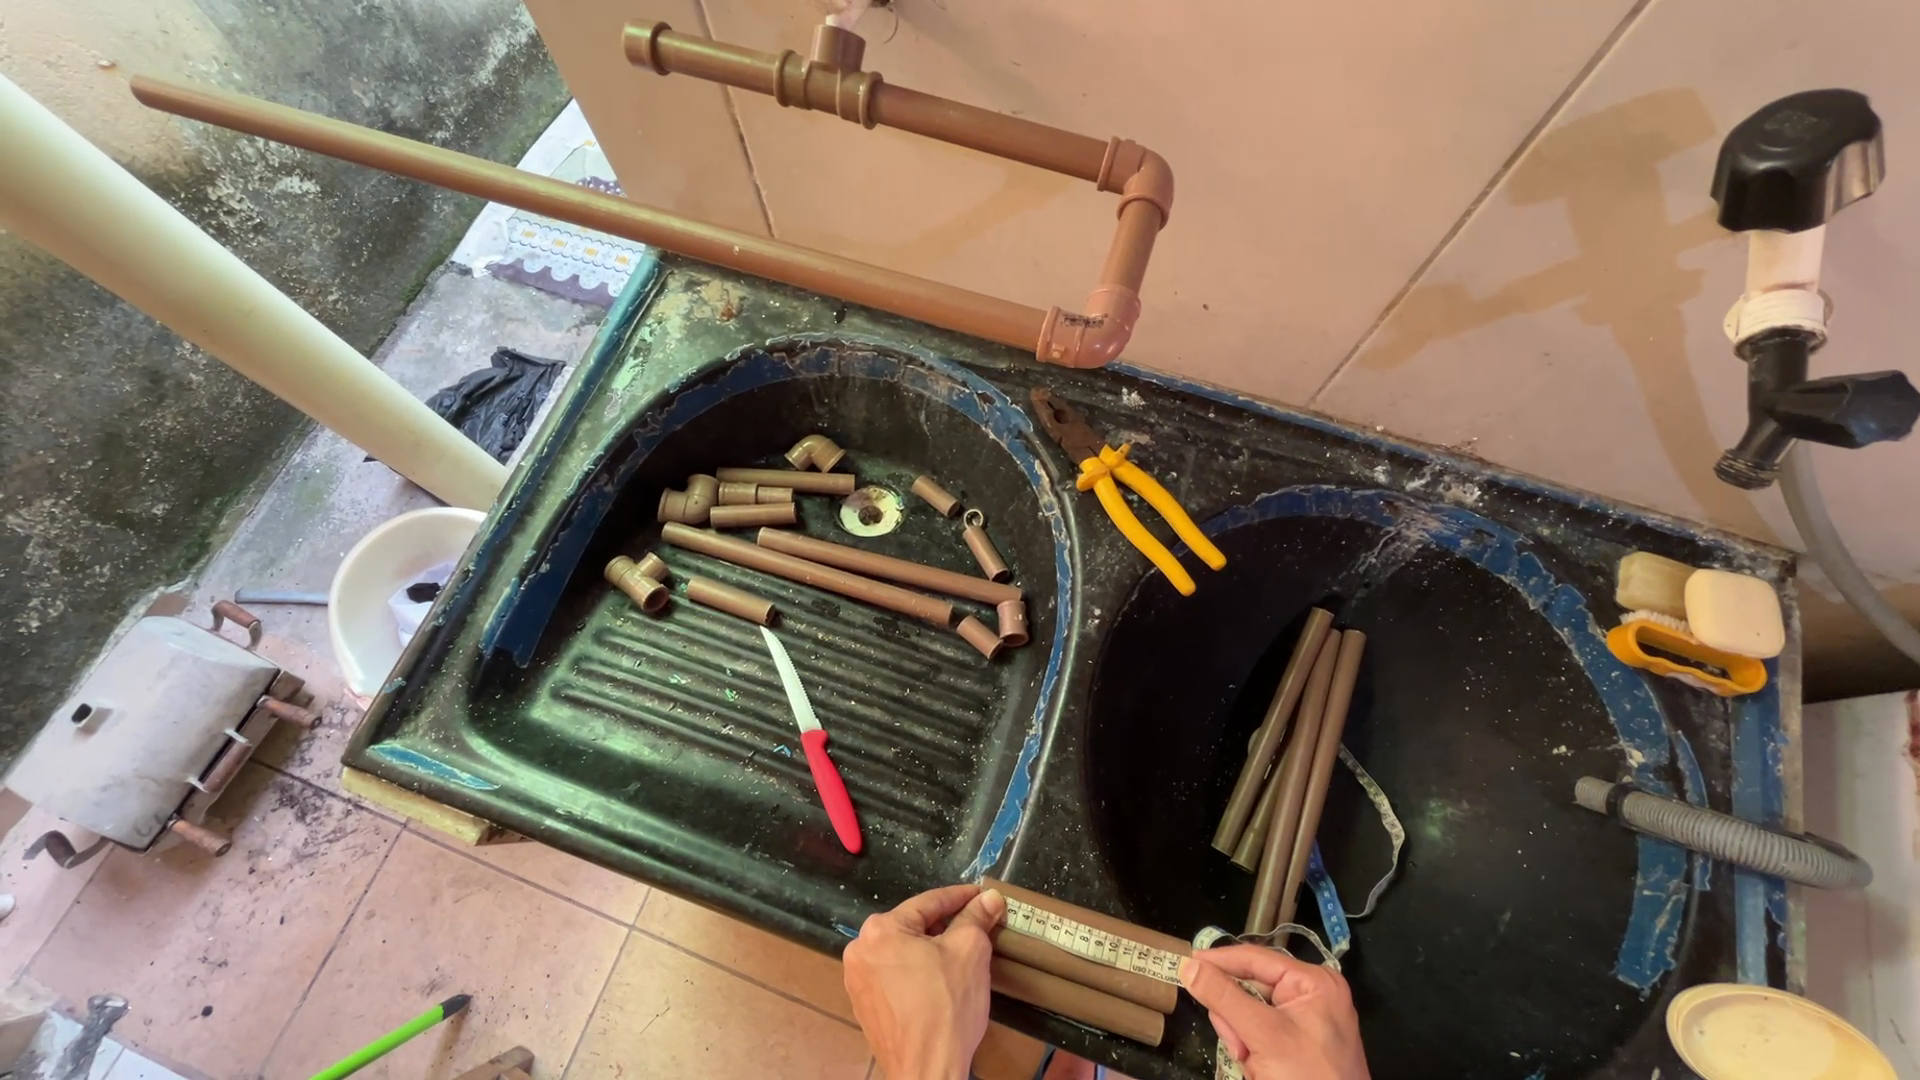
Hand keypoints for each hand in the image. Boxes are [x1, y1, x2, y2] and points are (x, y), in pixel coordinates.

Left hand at [844, 884, 1006, 1079]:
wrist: (928, 1073)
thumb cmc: (947, 1005)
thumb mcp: (970, 950)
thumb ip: (977, 917)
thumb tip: (990, 897)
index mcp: (879, 929)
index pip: (928, 903)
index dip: (960, 897)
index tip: (982, 895)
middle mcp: (860, 950)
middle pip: (913, 927)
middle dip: (945, 925)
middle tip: (975, 925)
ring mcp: (858, 981)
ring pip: (904, 951)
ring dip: (931, 950)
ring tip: (961, 953)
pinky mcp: (866, 1008)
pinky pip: (896, 976)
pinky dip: (918, 972)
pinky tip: (941, 981)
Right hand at [1178, 946, 1368, 1079]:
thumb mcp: (1264, 1036)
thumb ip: (1223, 997)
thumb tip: (1187, 966)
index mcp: (1313, 982)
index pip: (1254, 958)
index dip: (1218, 960)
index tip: (1184, 962)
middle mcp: (1310, 994)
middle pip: (1249, 986)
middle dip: (1236, 1017)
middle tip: (1238, 1045)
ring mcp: (1304, 1020)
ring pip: (1248, 1010)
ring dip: (1241, 1037)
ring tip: (1252, 1061)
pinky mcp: (1296, 1044)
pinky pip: (1257, 1032)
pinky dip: (1250, 1049)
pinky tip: (1259, 1068)